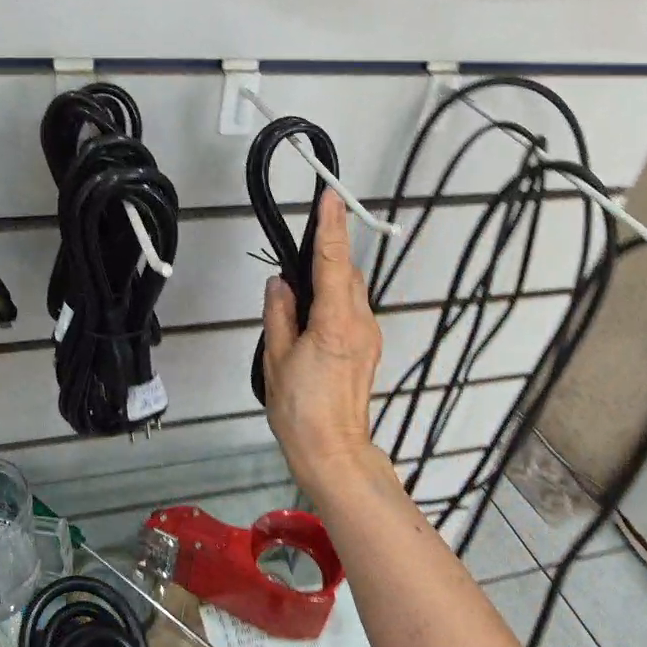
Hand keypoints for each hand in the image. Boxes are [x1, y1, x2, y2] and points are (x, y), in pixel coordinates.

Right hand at [261, 189, 383, 478]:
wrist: (333, 451)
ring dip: (332, 278)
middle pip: (347, 273)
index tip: (330, 195)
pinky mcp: (368, 349)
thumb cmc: (300, 410)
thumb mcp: (277, 359)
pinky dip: (336, 300)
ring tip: (300, 287)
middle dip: (328, 253)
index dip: (331, 226)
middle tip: (299, 248)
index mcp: (335, 322)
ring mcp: (369, 336)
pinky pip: (353, 310)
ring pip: (352, 291)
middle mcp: (360, 323)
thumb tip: (280, 283)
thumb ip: (279, 314)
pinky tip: (313, 315)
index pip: (333, 262)